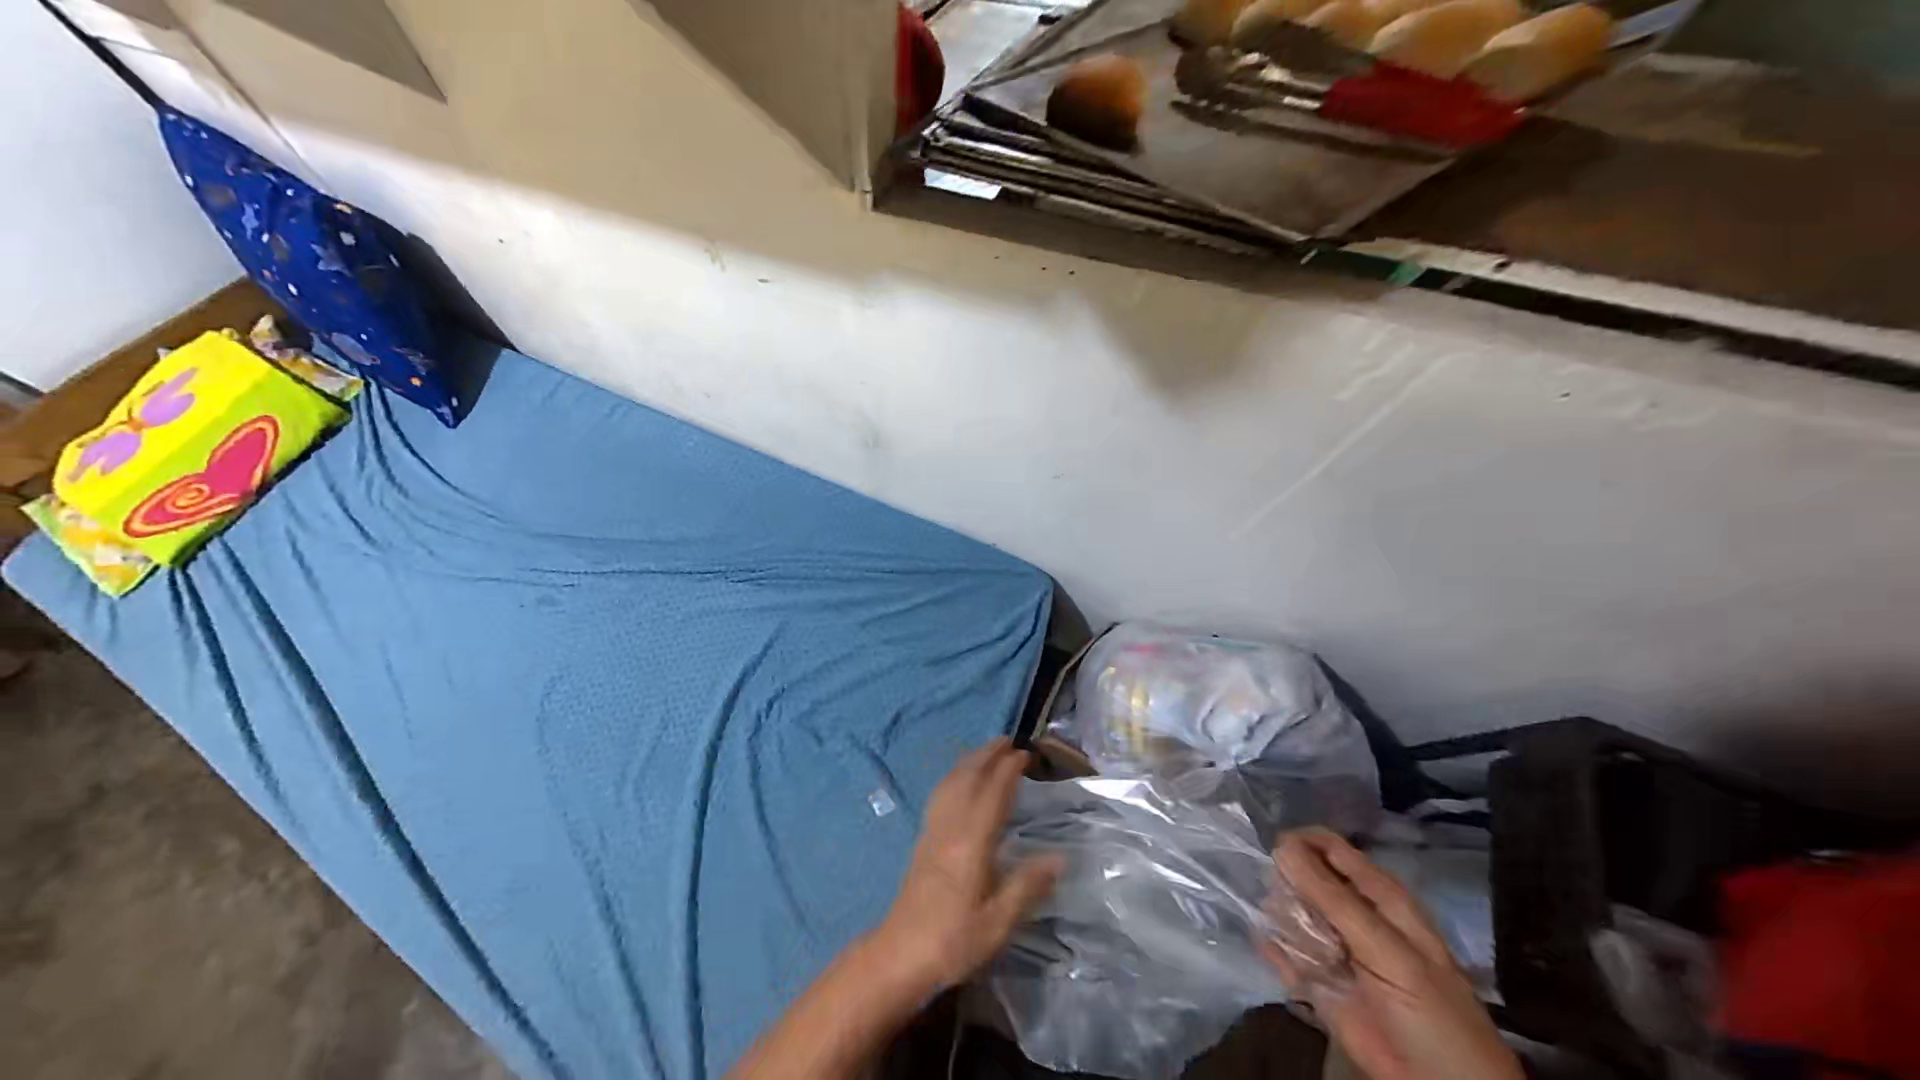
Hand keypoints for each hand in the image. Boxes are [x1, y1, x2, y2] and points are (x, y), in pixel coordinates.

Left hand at [864, 738, 1060, 996]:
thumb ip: (1027, 886)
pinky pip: (940, 795)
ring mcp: (932, 832)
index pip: (992, 794)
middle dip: (987, 756)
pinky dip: (954, 777)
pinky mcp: (923, 841)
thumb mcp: (998, 923)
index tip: (1025, 753)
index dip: (1008, 770)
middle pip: (968, 779)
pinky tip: (958, 783)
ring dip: (969, 762)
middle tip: (1008, 740)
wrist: (899, 956)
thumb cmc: (953, 941)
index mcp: (971, 842)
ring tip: (987, 751)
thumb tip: (1058, 857)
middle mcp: (950, 828)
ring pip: (950, 784)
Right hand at [1268, 829, 1523, 1079]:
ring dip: (1281, 919)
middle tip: (1289, 907)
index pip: (1331, 849)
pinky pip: (1282, 951)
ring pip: (1289, 911)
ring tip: (1298, 943)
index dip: (1301, 843)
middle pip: (1304, 877)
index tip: (1273, 850)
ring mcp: (1332, 947)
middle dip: (1286, 883)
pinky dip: (1274, 949)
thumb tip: (1281, 846)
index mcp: (1379, 897)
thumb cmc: (1432, 1017)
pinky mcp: (1315, 979)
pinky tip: (1277, 954)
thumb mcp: (1388, 952)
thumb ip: (1334, 899)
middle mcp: (1352, 914)